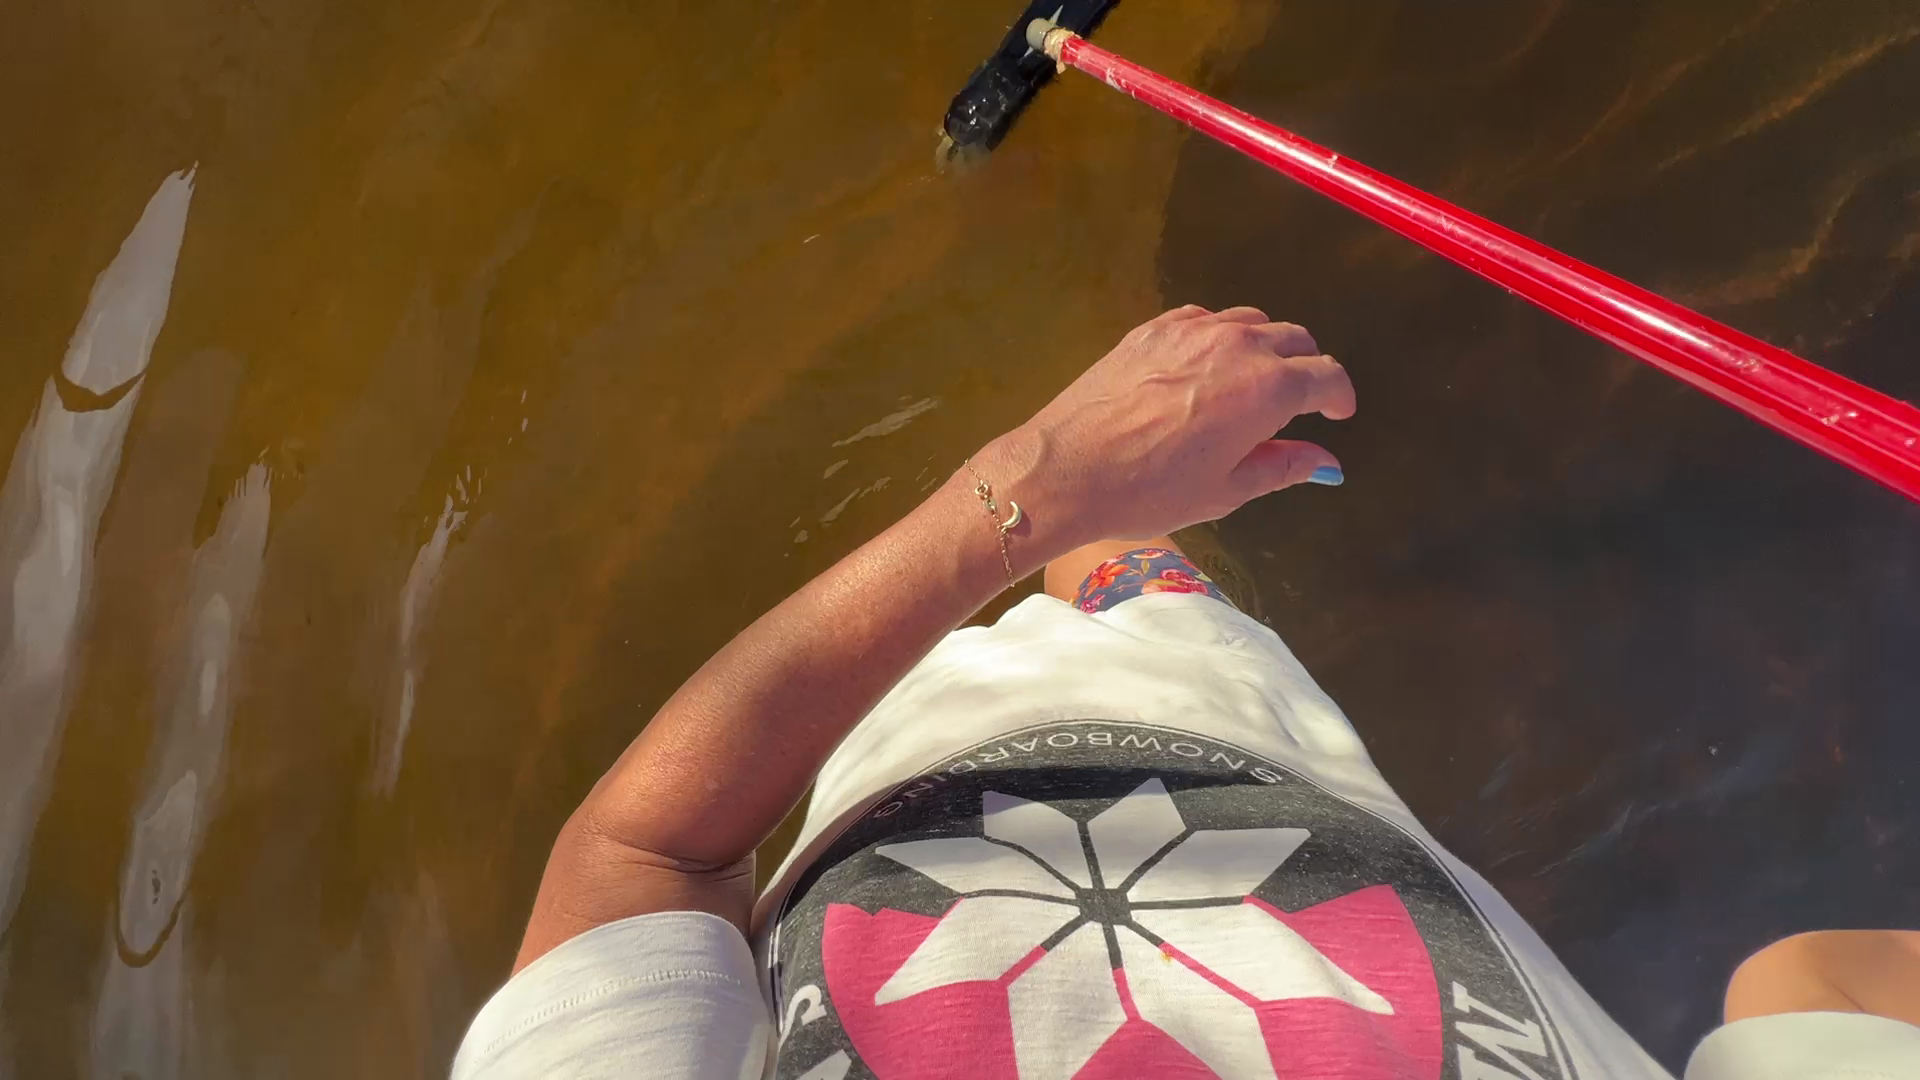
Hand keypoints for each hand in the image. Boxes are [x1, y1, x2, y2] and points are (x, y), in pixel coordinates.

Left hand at [987, 305, 1355, 548]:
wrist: (1064, 470)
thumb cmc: (1146, 492)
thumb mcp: (1223, 491)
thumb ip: (1280, 467)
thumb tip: (1325, 461)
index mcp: (1265, 389)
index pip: (1325, 375)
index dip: (1338, 396)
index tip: (1337, 413)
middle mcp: (1235, 346)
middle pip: (1292, 339)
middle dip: (1304, 369)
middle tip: (1293, 404)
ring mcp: (1189, 331)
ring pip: (1248, 323)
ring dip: (1263, 348)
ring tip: (1248, 384)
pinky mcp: (1150, 330)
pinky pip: (1202, 320)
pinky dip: (1218, 337)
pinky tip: (1203, 367)